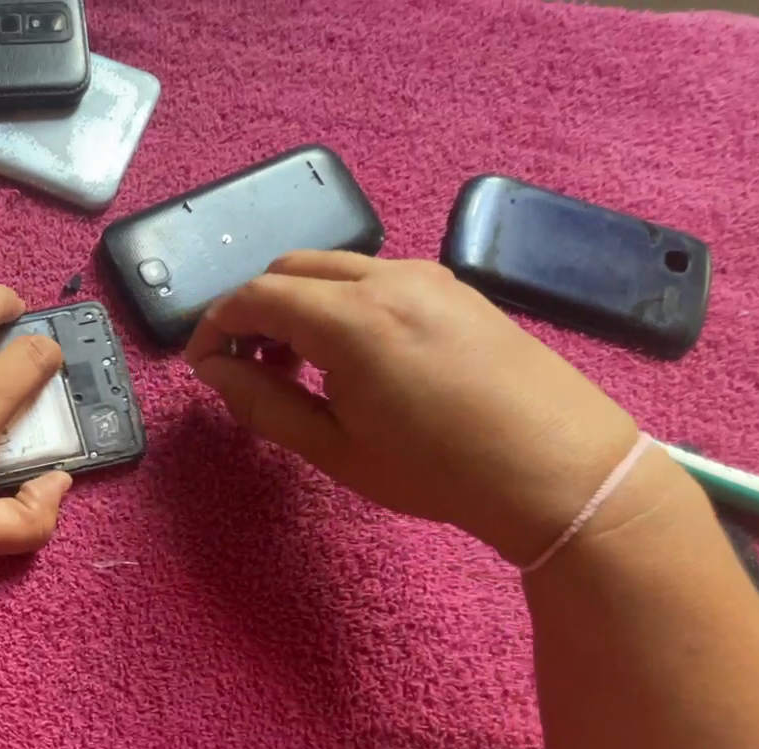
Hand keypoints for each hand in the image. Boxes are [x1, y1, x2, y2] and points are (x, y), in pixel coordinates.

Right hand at [184, 252, 641, 565]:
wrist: (558, 469)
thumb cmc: (435, 469)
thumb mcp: (332, 446)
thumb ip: (263, 401)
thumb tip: (214, 371)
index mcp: (353, 320)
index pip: (256, 297)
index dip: (213, 326)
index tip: (200, 365)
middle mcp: (388, 279)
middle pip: (289, 269)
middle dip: (250, 311)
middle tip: (241, 367)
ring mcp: (427, 277)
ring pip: (330, 269)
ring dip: (291, 306)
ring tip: (290, 367)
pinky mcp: (452, 288)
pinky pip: (369, 278)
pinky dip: (332, 304)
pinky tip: (341, 356)